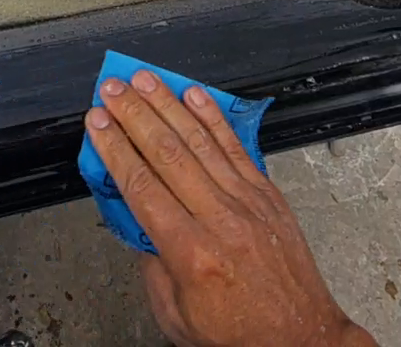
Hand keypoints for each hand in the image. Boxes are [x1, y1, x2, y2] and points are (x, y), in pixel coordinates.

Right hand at [84, 71, 376, 346]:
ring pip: (198, 140)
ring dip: (167, 104)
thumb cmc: (238, 335)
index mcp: (191, 253)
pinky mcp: (266, 193)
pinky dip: (212, 116)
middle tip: (112, 88)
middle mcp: (219, 220)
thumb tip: (136, 217)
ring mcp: (246, 201)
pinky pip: (234, 145)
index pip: (141, 186)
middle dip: (134, 114)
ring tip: (144, 79)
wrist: (303, 342)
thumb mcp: (176, 315)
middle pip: (166, 153)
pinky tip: (193, 93)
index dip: (115, 148)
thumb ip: (151, 263)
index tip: (97, 122)